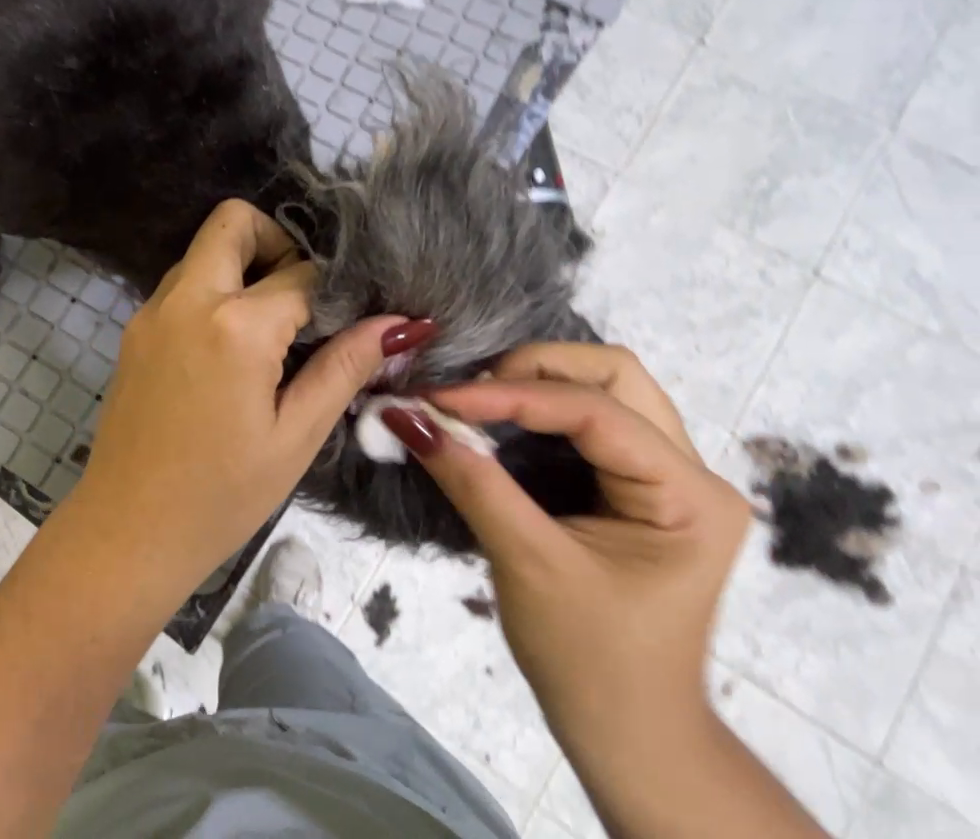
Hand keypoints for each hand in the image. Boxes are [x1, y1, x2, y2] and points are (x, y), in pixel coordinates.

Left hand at [76, 200, 429, 584]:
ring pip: (201, 254)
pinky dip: (211, 296)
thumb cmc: (220, 495)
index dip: (339, 293)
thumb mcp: (295, 436)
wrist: (127, 528)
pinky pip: (178, 289)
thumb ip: (344, 368)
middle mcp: (184, 301)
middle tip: (303, 302)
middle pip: (233, 223)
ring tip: (272, 333)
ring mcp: (149, 314)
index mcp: (234, 325)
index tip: (356, 322)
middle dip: (276, 243)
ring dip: (240, 269)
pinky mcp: (132, 334)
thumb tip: (400, 323)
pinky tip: (232, 353)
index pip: (303, 275)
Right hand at [382, 344, 750, 751]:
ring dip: (534, 386)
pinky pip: (590, 427)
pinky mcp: (638, 492)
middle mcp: (692, 474)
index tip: (434, 398)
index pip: (595, 410)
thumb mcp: (525, 561)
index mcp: (687, 495)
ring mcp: (669, 481)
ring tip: (469, 403)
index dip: (508, 394)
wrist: (626, 725)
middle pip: (616, 377)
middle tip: (463, 392)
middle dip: (533, 370)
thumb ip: (471, 481)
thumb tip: (403, 416)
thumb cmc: (587, 655)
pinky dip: (538, 414)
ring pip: (606, 394)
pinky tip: (492, 424)